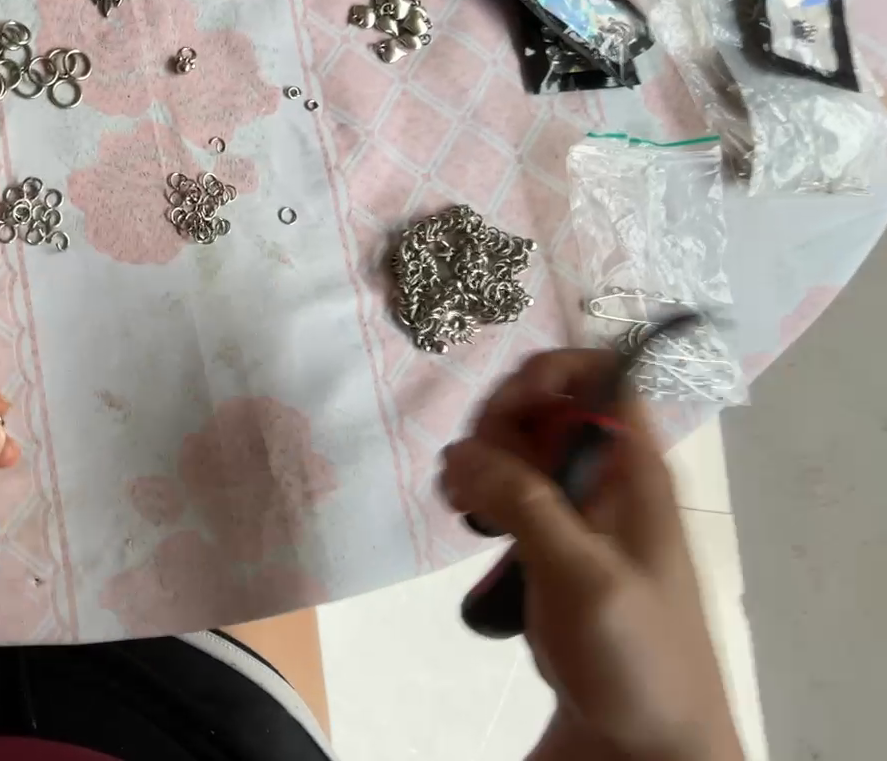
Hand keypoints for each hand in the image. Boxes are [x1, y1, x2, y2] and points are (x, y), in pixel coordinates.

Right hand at [440, 350, 742, 760]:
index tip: (509, 408)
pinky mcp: (538, 526)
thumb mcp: (585, 575)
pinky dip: (469, 486)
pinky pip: (494, 479)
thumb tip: (459, 449)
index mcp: (634, 470)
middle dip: (496, 426)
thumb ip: (526, 502)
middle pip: (538, 405)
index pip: (603, 380)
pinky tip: (467, 517)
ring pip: (508, 441)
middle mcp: (601, 473)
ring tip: (467, 505)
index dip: (551, 374)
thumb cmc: (634, 650)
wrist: (638, 731)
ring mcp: (568, 500)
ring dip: (474, 460)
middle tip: (476, 471)